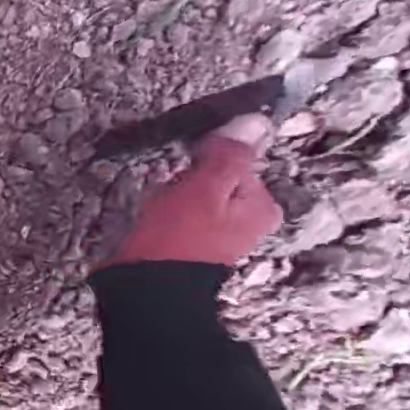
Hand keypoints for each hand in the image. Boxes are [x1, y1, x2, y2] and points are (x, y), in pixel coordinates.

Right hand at [106, 114, 282, 267]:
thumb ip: (228, 155)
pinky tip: (152, 221)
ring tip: (157, 210)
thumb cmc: (177, 237)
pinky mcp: (192, 246)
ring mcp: (220, 236)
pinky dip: (166, 213)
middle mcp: (247, 222)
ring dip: (172, 196)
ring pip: (195, 197)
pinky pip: (182, 215)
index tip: (183, 169)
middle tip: (168, 194)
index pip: (236, 161)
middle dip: (186, 179)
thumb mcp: (203, 187)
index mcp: (261, 206)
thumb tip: (256, 120)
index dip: (205, 159)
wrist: (148, 289)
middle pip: (216, 179)